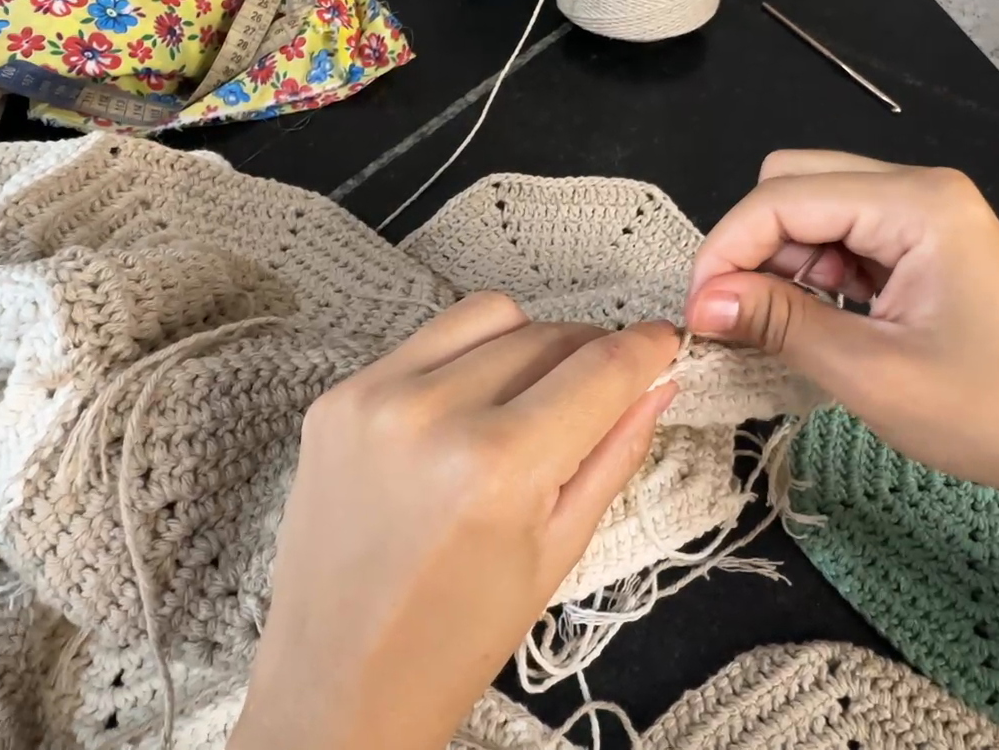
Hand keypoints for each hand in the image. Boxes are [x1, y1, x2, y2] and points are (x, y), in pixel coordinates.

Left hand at [229, 294, 681, 749]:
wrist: (336, 683)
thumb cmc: (456, 638)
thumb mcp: (558, 551)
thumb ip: (616, 452)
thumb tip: (657, 383)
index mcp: (497, 467)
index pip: (599, 369)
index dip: (645, 347)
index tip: (663, 342)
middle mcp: (431, 413)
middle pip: (548, 334)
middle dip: (591, 353)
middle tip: (599, 390)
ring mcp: (373, 396)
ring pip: (491, 315)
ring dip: (530, 341)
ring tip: (529, 396)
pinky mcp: (337, 394)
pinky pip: (429, 339)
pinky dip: (468, 357)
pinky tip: (467, 407)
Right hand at [684, 149, 998, 504]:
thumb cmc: (988, 414)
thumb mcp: (867, 372)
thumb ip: (777, 322)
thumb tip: (699, 303)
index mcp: (916, 203)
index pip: (783, 198)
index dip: (726, 250)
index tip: (698, 313)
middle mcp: (917, 189)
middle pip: (792, 184)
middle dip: (750, 246)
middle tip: (734, 315)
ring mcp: (921, 213)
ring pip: (809, 209)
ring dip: (778, 262)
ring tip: (777, 325)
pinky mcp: (918, 242)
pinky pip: (838, 236)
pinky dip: (809, 273)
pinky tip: (814, 317)